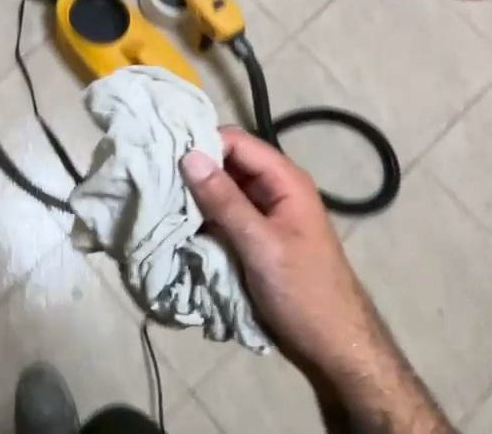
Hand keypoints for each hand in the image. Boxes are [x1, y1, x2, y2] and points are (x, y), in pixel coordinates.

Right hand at [183, 130, 447, 433]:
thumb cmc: (305, 293)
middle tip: (156, 175)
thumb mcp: (261, 245)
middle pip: (227, 161)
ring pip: (222, 187)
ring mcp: (265, 212)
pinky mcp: (255, 235)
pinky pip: (223, 211)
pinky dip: (203, 213)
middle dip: (194, 168)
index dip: (201, 142)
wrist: (336, 349)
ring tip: (160, 195)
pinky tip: (178, 219)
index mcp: (285, 180)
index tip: (164, 154)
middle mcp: (275, 188)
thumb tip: (187, 155)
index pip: (235, 141)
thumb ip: (224, 200)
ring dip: (196, 192)